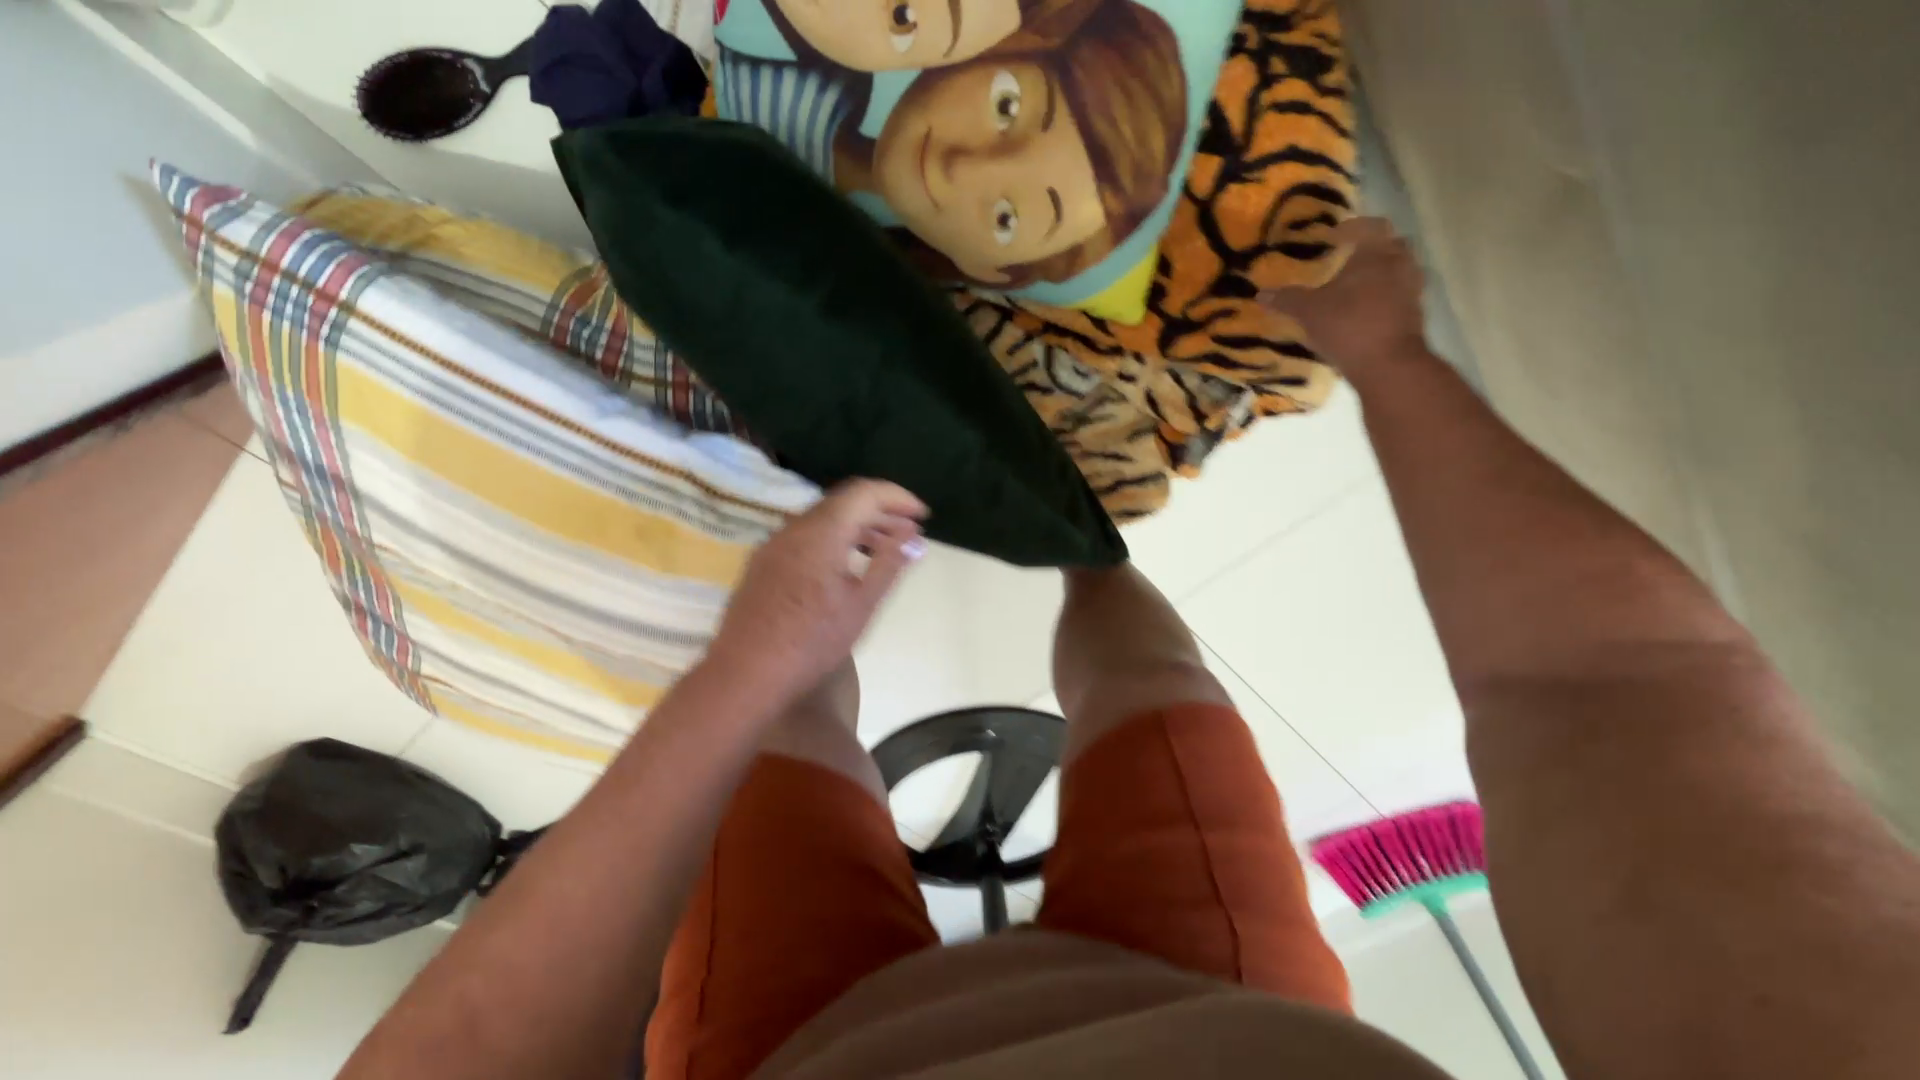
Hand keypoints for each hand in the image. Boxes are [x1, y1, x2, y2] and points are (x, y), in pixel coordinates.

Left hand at [707, 479, 927, 702]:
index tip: (921, 515)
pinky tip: (846, 566)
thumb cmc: (811, 643)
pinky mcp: (763, 563)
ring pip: (822, 520)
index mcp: (821, 533)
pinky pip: (805, 537)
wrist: (745, 674)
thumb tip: (914, 537)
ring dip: (857, 527)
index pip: (864, 492)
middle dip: (880, 512)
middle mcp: (794, 529)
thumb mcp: (862, 605)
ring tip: (884, 550)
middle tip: (908, 533)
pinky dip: (833, 540)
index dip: (897, 498)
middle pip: (842, 502)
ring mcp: (774, 545)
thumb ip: (889, 563)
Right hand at [1263, 217, 1427, 374]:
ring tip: (1358, 286)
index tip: (1335, 236)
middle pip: (1391, 244)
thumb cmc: (1347, 325)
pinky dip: (1387, 296)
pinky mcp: (1416, 314)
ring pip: (1399, 270)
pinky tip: (1367, 311)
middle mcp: (1399, 264)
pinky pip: (1401, 294)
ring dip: (1382, 273)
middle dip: (1371, 248)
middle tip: (1349, 258)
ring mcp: (1412, 289)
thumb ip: (1287, 300)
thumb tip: (1261, 294)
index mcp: (1375, 254)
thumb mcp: (1309, 312)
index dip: (1352, 227)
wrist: (1388, 364)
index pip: (1370, 226)